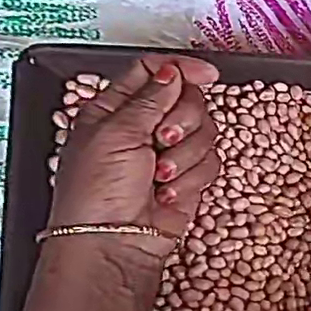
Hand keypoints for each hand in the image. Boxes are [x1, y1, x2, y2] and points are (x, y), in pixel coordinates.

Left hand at [49, 56, 221, 263]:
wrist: (115, 240)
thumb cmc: (98, 190)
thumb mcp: (116, 133)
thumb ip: (150, 99)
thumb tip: (172, 72)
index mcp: (117, 109)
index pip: (154, 72)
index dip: (181, 70)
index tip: (207, 74)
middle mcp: (146, 127)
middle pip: (188, 101)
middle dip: (183, 121)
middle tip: (163, 140)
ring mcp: (171, 152)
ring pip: (205, 132)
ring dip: (185, 156)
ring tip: (160, 176)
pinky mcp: (190, 176)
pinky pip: (212, 163)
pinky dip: (193, 178)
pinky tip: (169, 193)